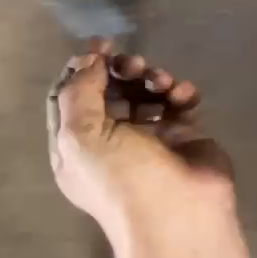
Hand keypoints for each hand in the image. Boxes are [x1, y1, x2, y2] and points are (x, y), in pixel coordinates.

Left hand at [48, 40, 233, 236]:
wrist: (180, 214)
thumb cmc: (124, 178)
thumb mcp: (83, 137)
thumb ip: (80, 93)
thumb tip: (89, 59)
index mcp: (76, 144)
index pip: (70, 96)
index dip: (82, 67)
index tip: (102, 43)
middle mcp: (110, 139)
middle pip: (111, 91)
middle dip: (122, 71)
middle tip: (136, 63)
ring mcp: (150, 137)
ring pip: (148, 94)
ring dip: (155, 80)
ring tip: (165, 82)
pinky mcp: (185, 136)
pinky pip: (180, 104)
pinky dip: (183, 93)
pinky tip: (186, 96)